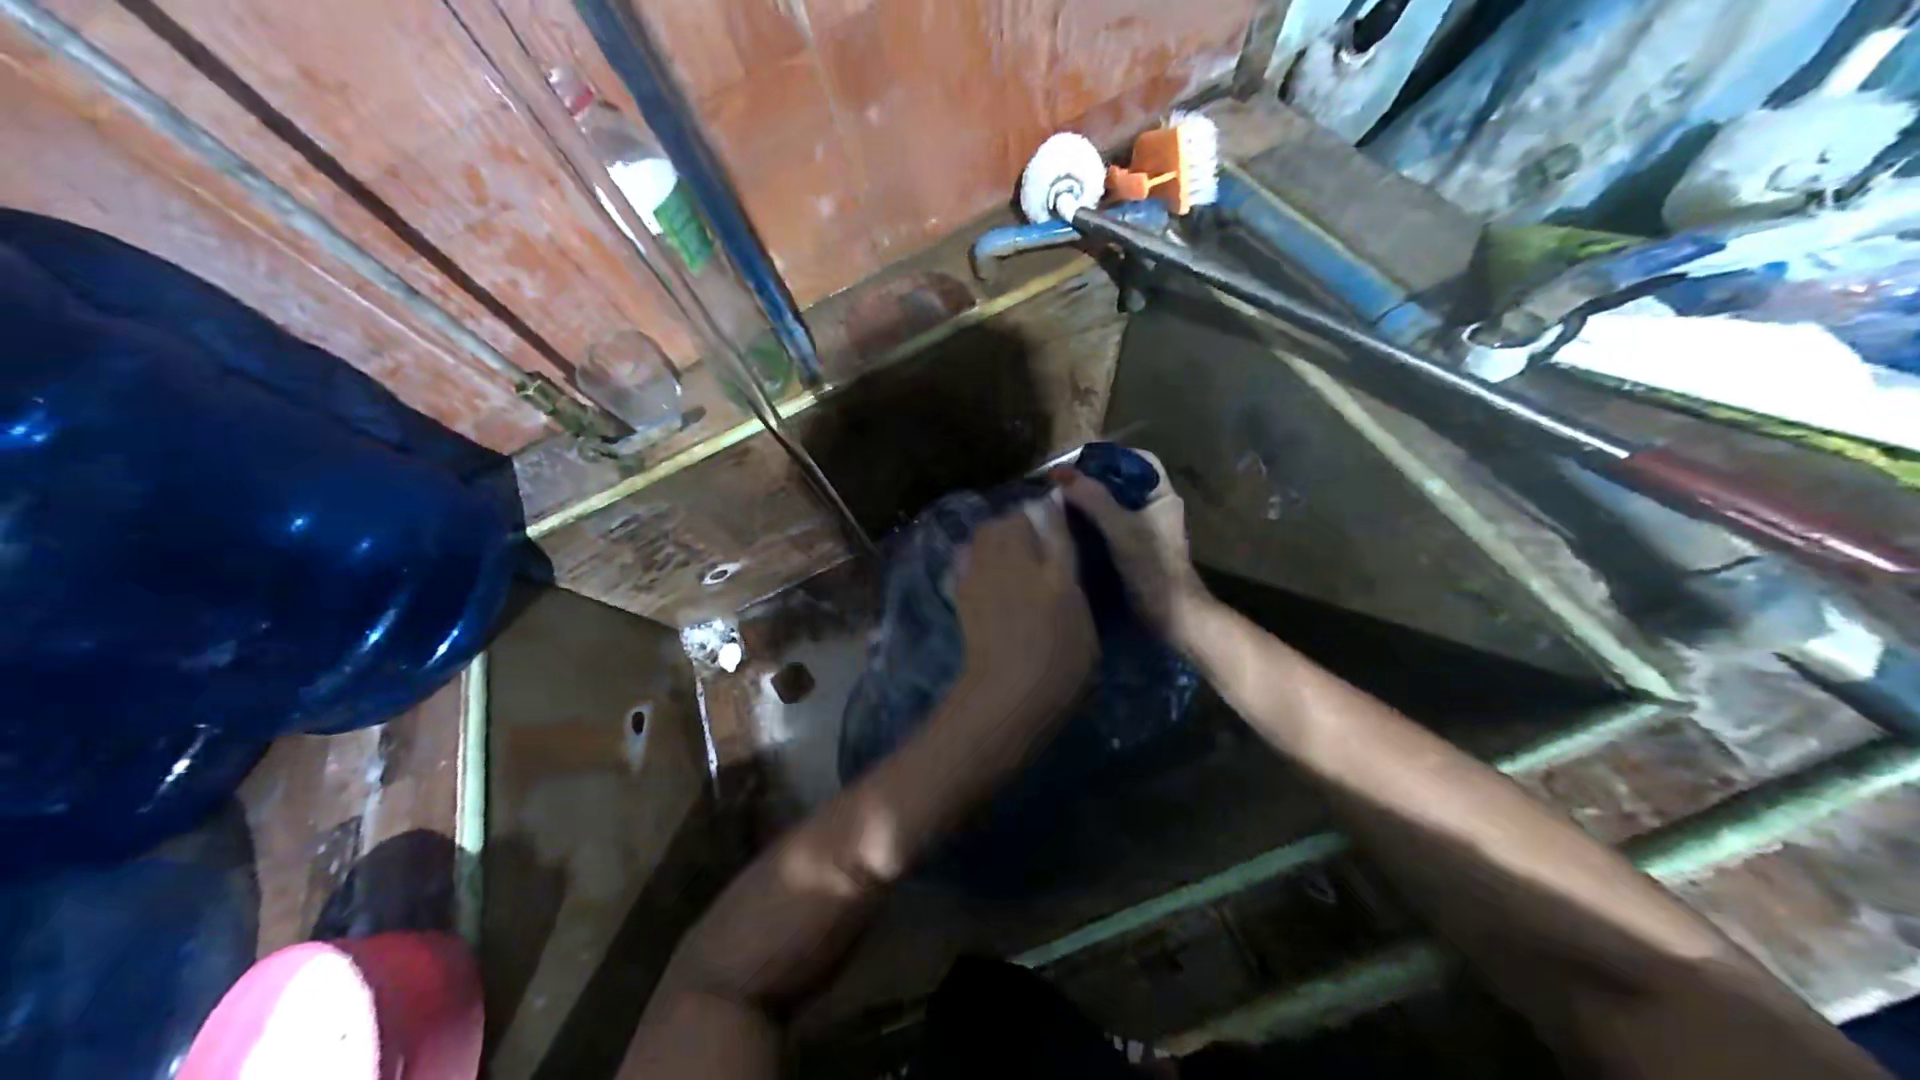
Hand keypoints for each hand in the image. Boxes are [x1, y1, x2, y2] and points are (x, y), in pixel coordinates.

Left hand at [952, 497, 1096, 714]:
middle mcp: (1020, 566)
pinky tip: (980, 567)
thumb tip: (1064, 566)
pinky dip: (973, 554)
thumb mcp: (1084, 627)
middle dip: (1021, 520)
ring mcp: (986, 576)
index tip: (1054, 506)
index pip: (1054, 526)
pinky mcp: (963, 591)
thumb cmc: (1060, 668)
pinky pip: (965, 555)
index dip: (1053, 511)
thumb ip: (1072, 588)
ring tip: (1003, 547)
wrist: (1008, 692)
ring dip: (996, 532)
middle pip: (1014, 521)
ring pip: (986, 533)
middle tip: (1030, 534)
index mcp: (1058, 574)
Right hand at [1055, 450, 1212, 647]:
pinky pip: (1111, 529)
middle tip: (1062, 484)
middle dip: (1094, 482)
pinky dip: (1093, 526)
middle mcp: (1157, 510)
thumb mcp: (1121, 528)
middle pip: (1123, 484)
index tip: (1079, 462)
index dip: (1111, 456)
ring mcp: (1147, 533)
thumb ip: (1093, 499)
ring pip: (1115, 507)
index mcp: (1163, 496)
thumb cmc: (1153, 568)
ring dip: (1091, 505)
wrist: (1173, 617)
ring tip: (1061, 504)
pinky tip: (1071, 530)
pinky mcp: (1136, 553)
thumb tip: (1060, 473)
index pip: (1139, 460)